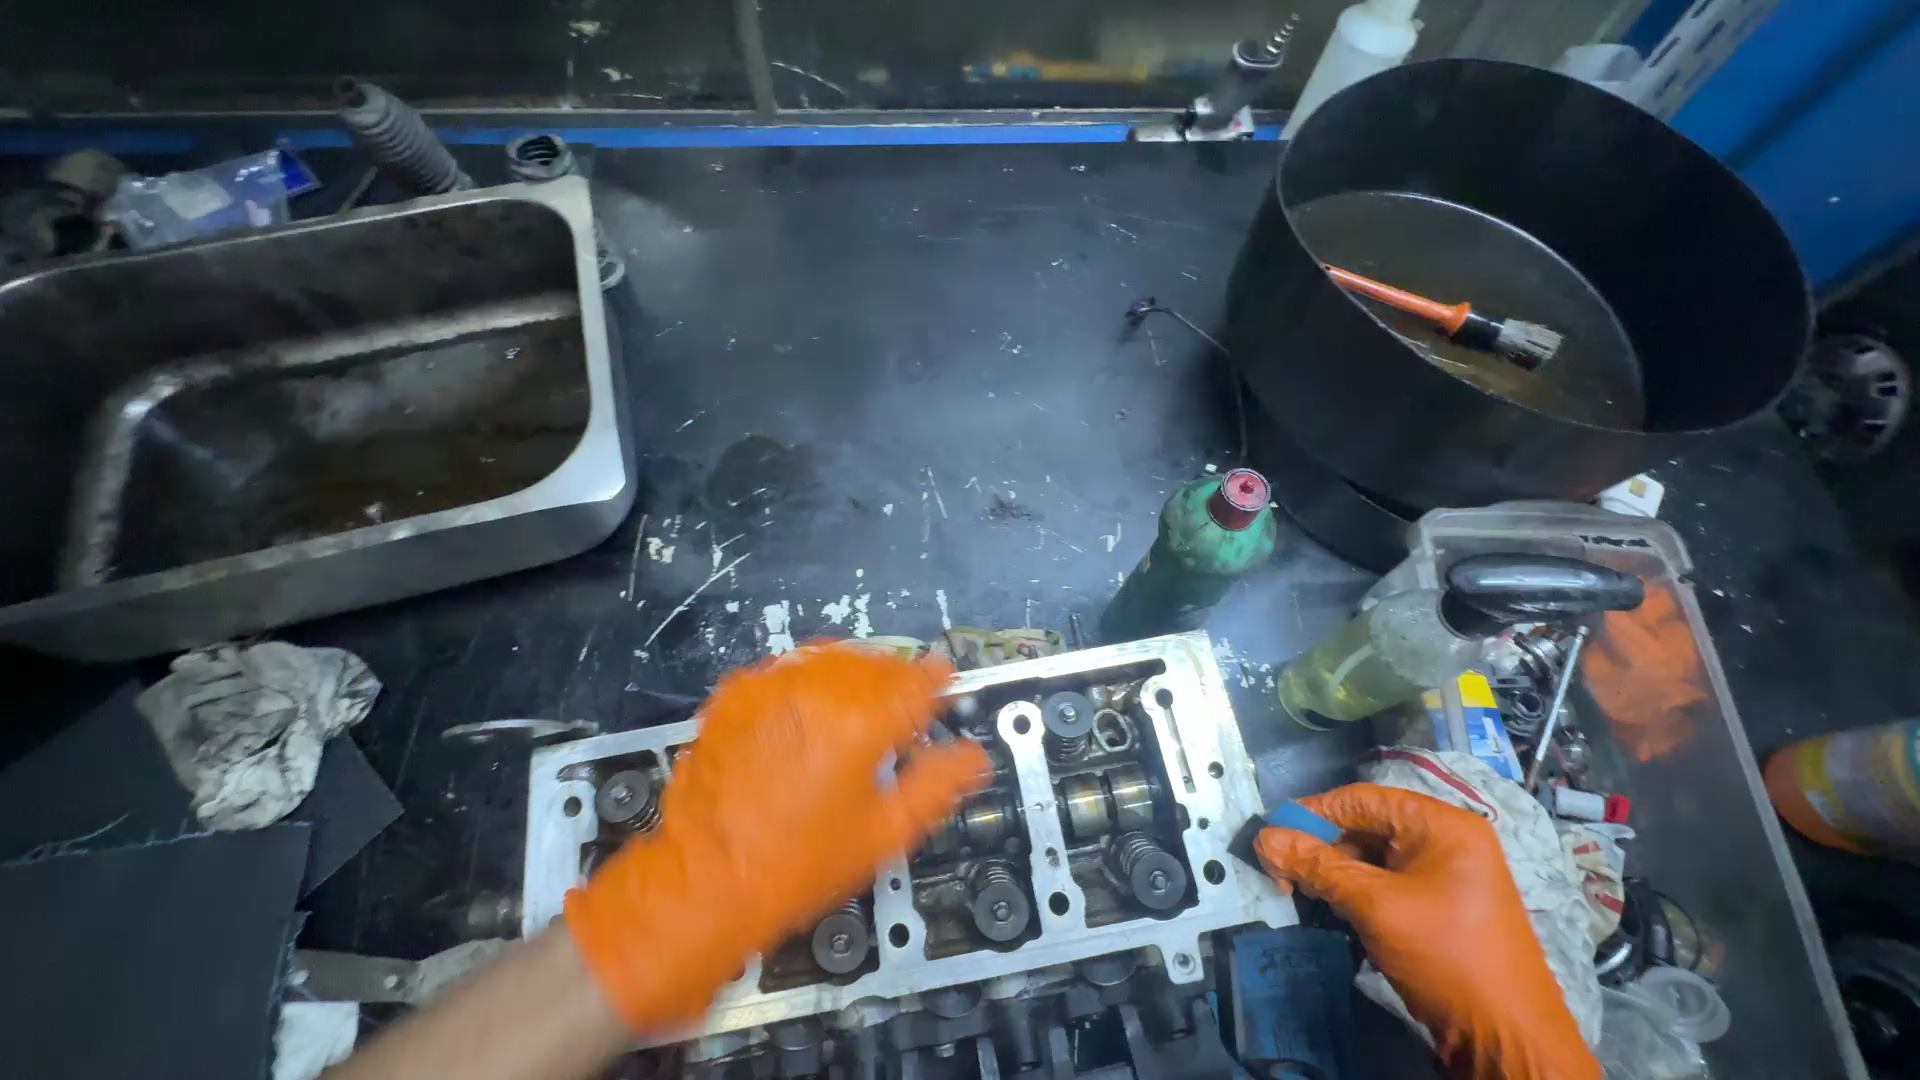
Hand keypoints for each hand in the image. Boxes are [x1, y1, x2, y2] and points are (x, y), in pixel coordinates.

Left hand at [565, 645, 989, 1031]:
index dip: (938, 678)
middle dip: (897, 677)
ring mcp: (770, 687)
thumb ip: (938, 784)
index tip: (945, 682)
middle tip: (904, 706)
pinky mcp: (736, 695)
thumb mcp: (884, 833)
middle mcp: (815, 690)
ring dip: (855, 674)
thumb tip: (973, 757)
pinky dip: (809, 683)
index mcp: (859, 722)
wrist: (705, 882)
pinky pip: (788, 672)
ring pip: (832, 658)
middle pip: (876, 661)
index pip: (917, 678)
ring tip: (859, 708)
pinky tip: (809, 716)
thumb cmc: (798, 865)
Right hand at [1255, 784, 1599, 1079]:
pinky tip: (1333, 908)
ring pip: (1371, 855)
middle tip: (1283, 871)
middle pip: (1364, 825)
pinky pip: (1385, 881)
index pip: (1361, 799)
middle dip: (1321, 847)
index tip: (1272, 835)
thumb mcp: (1373, 905)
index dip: (1312, 813)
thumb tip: (1263, 838)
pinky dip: (1354, 890)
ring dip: (1334, 872)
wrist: (1508, 1041)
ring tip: (1305, 894)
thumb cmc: (1446, 957)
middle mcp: (1445, 840)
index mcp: (1441, 824)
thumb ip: (1316, 866)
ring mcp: (1445, 874)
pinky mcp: (1439, 905)